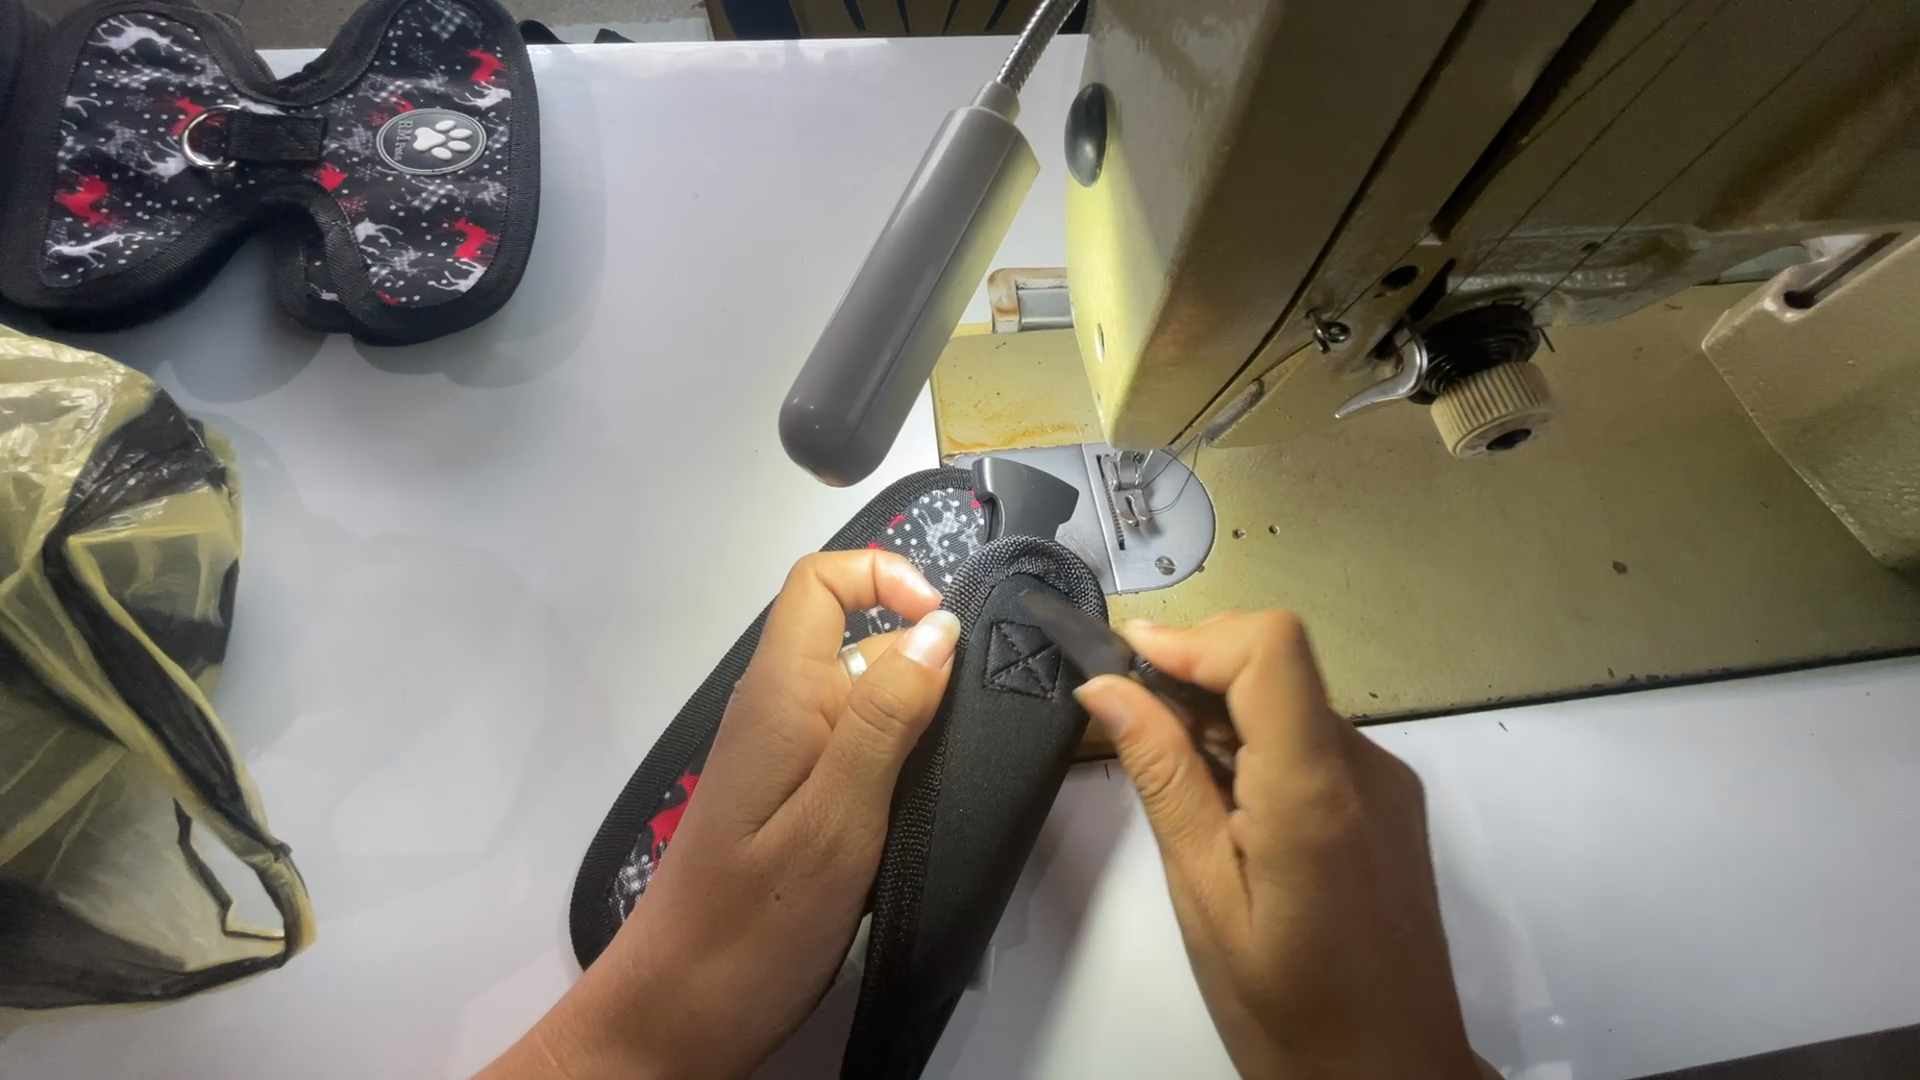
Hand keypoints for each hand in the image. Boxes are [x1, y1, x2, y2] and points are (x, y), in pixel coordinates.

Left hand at [482, 551, 961, 1079]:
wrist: (679, 1013)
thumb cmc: (754, 921)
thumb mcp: (838, 817)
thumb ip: (887, 717)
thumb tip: (939, 629)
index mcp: (781, 692)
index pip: (819, 581)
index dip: (882, 575)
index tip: (942, 623)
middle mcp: (782, 705)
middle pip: (858, 637)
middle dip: (922, 661)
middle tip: (968, 725)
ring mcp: (790, 748)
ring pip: (868, 692)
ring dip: (919, 712)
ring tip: (954, 766)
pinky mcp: (800, 788)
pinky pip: (861, 739)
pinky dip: (902, 750)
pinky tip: (926, 793)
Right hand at [1075, 612, 1480, 1079]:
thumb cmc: (1285, 1009)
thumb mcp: (1202, 893)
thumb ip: (1162, 775)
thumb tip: (1106, 687)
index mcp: (1315, 795)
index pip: (1271, 650)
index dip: (1194, 636)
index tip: (1128, 658)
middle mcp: (1365, 767)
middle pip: (1275, 659)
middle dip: (1193, 666)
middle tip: (1132, 710)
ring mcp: (1383, 778)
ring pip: (1286, 690)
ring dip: (1216, 703)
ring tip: (1174, 765)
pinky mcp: (1384, 794)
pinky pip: (1306, 728)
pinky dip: (1250, 732)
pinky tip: (1222, 790)